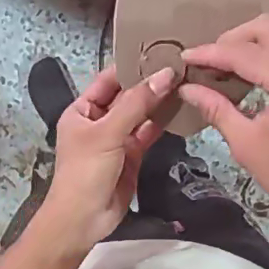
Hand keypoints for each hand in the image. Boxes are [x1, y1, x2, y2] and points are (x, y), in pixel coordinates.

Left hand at [33, 64, 176, 248]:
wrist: (83, 218)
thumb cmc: (84, 172)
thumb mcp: (107, 133)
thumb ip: (136, 104)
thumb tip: (165, 75)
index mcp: (81, 111)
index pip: (108, 80)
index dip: (131, 65)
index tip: (160, 50)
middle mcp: (97, 121)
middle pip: (127, 95)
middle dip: (150, 81)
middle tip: (182, 61)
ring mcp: (115, 139)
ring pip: (140, 114)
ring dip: (159, 100)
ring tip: (187, 79)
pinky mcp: (131, 155)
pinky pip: (148, 132)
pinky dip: (162, 121)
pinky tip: (181, 106)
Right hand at [179, 10, 268, 232]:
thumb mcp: (246, 143)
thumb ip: (216, 109)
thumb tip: (187, 89)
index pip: (243, 52)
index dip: (209, 53)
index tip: (184, 57)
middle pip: (268, 26)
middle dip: (233, 38)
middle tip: (209, 60)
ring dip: (256, 36)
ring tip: (231, 58)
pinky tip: (256, 65)